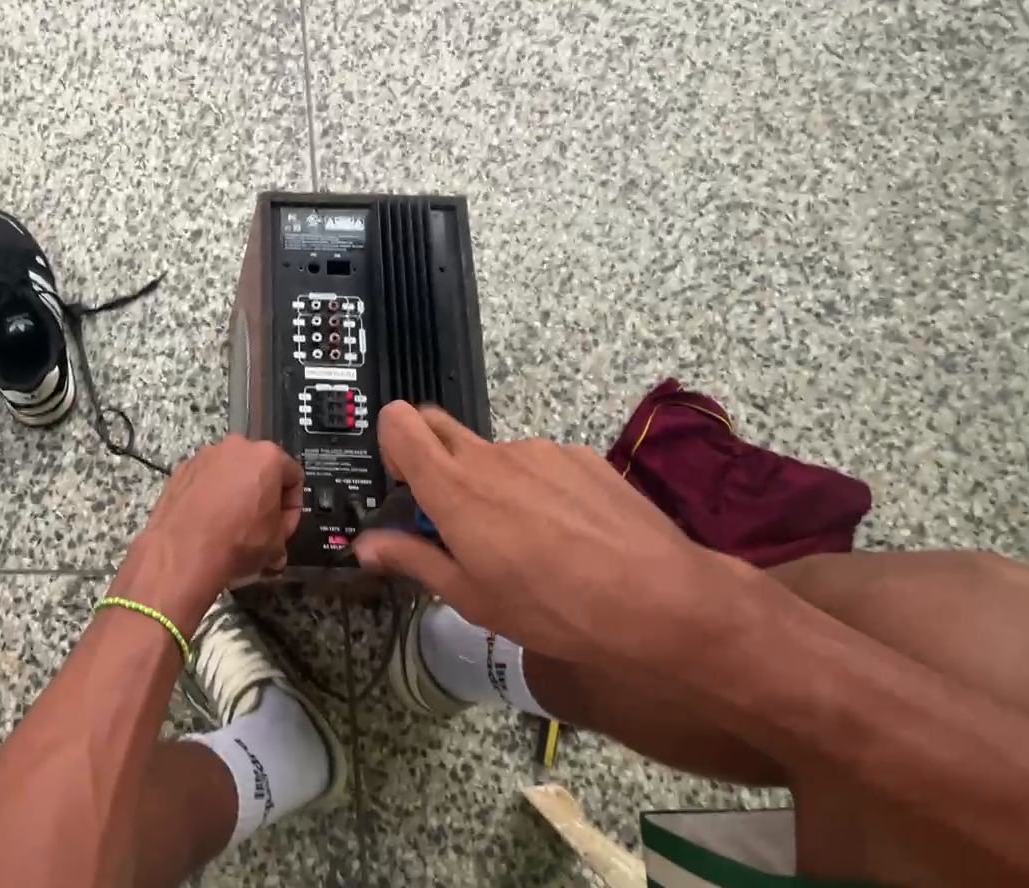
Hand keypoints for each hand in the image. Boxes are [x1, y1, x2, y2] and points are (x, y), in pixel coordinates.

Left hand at [114, 436, 303, 625]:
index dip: (291, 506)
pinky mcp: (181, 468)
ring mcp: (205, 455)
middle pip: (259, 469)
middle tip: (260, 525)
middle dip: (263, 495)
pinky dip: (210, 494)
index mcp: (267, 457)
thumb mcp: (276, 544)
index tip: (283, 526)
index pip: (293, 477)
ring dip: (235, 492)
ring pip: (230, 472)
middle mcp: (236, 447)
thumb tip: (275, 540)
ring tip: (231, 525)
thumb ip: (282, 532)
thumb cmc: (237, 542)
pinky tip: (207, 520)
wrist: (182, 552)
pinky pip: (205, 479)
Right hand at [353, 402, 748, 665]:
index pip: (398, 421)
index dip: (391, 443)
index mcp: (453, 487)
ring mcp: (538, 451)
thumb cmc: (553, 608)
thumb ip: (412, 559)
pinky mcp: (579, 456)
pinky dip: (536, 487)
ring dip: (491, 481)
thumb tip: (366, 547)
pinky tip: (565, 532)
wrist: (663, 603)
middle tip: (452, 510)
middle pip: (436, 424)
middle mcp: (489, 456)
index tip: (404, 482)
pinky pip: (539, 461)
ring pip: (492, 452)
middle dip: (432, 455)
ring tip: (525, 538)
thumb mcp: (470, 597)